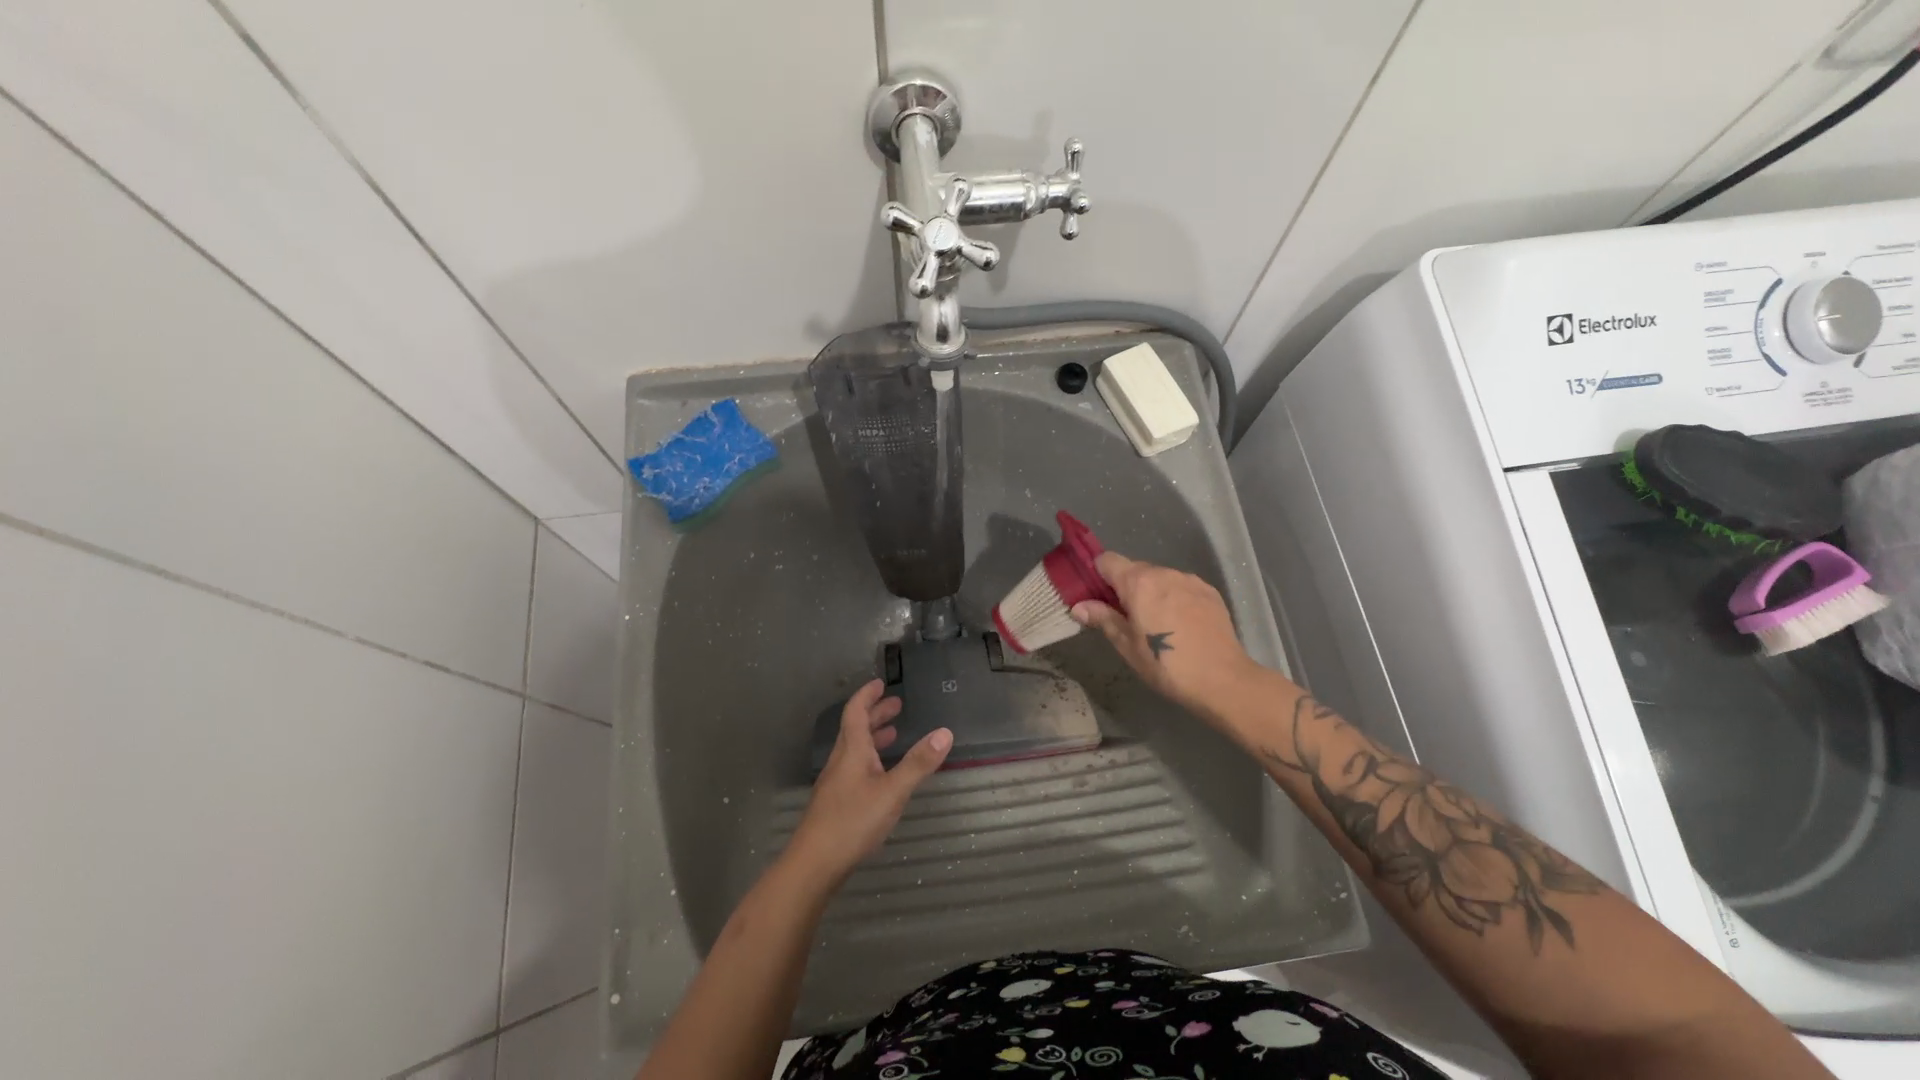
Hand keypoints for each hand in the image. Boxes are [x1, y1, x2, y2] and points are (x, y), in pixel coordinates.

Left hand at [785, 679, 951, 886]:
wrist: (814, 863)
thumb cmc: (853, 821)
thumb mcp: (892, 792)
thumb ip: (918, 763)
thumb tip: (944, 732)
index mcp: (852, 751)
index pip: (855, 712)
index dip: (867, 696)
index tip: (880, 683)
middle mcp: (840, 762)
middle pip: (854, 729)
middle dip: (875, 715)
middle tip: (896, 706)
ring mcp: (835, 783)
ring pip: (853, 750)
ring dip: (872, 738)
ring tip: (893, 735)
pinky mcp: (835, 803)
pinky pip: (853, 768)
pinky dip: (869, 760)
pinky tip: (880, 776)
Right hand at [1071, 552, 1266, 726]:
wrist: (1222, 679)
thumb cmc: (1166, 664)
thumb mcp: (1127, 646)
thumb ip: (1103, 619)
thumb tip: (1079, 606)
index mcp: (1139, 583)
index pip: (1107, 560)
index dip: (1097, 575)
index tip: (1096, 596)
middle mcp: (1165, 573)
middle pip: (1134, 569)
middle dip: (1125, 588)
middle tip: (1125, 619)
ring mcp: (1190, 580)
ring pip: (1160, 578)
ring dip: (1151, 593)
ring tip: (1156, 625)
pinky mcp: (1210, 592)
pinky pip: (1181, 587)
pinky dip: (1174, 598)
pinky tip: (1180, 625)